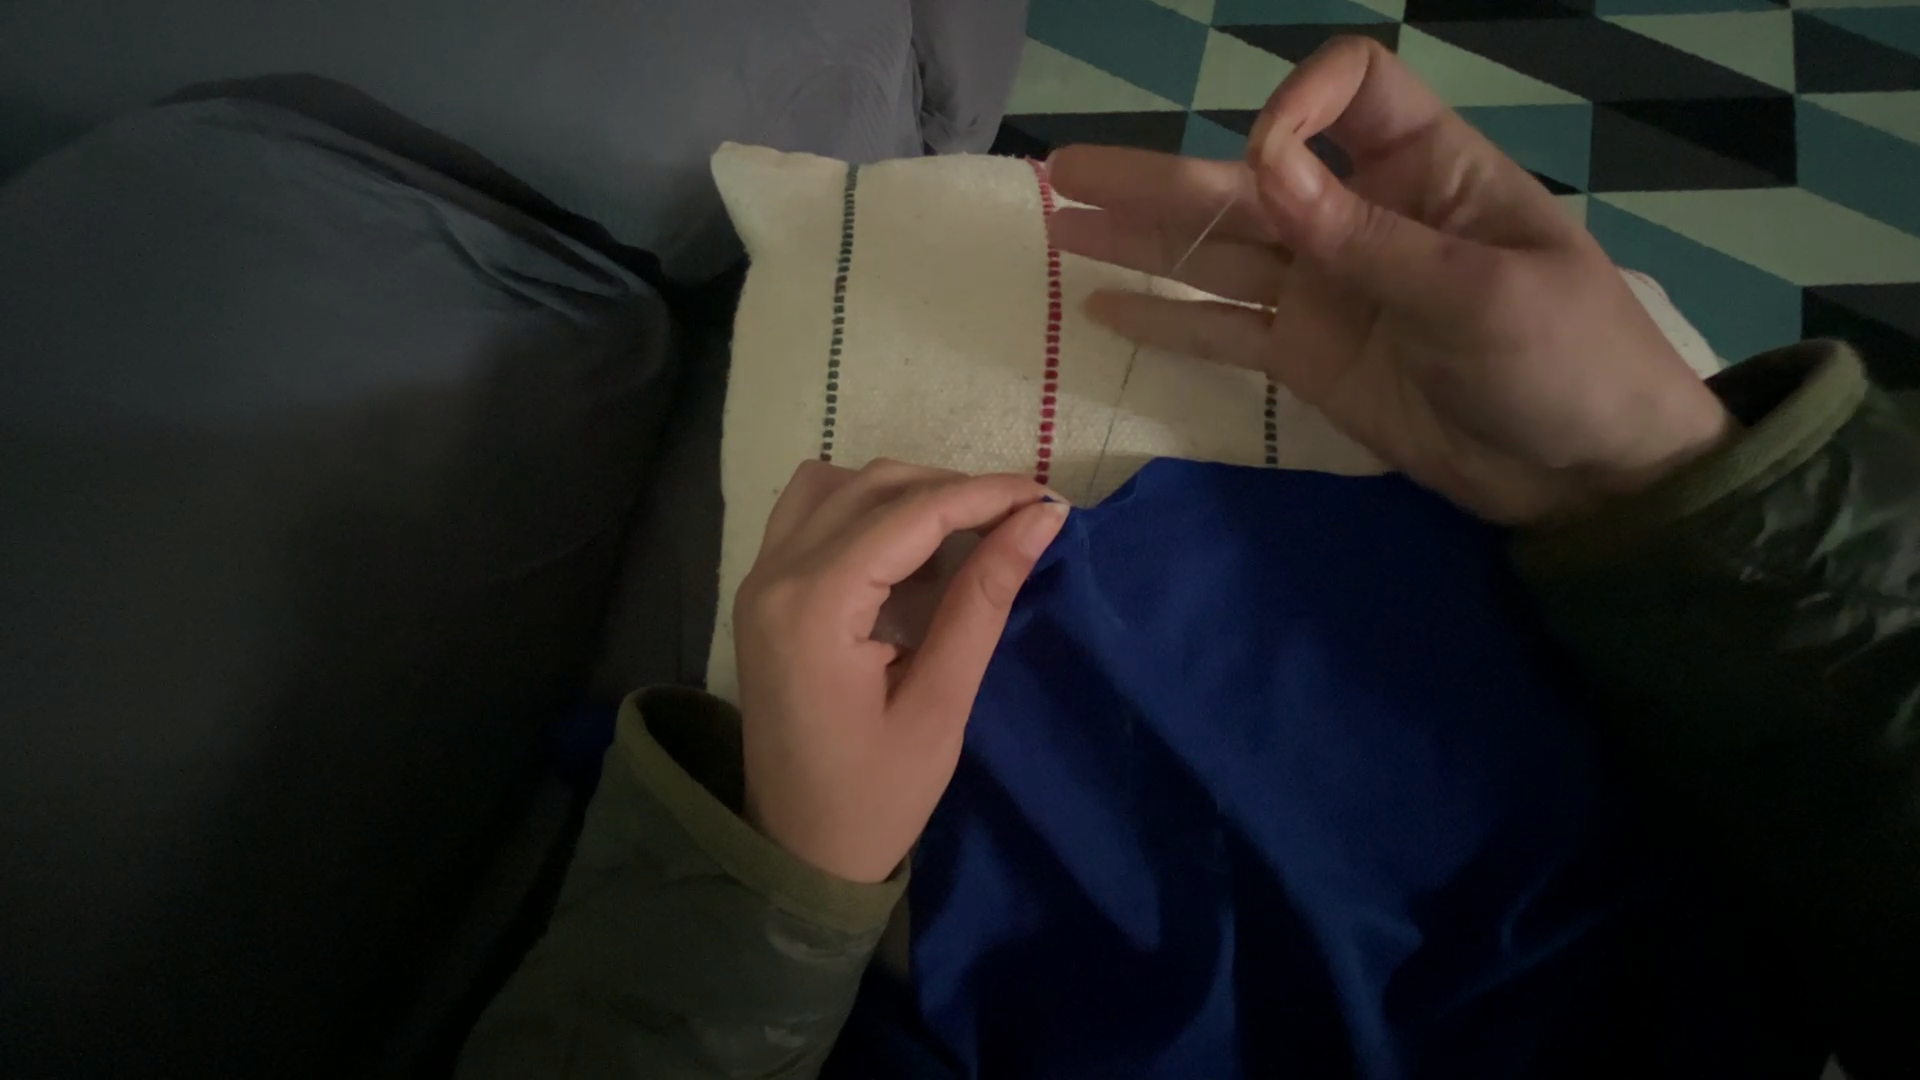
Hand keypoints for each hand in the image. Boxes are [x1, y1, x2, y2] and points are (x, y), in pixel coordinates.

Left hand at [733, 459, 1067, 883]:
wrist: (795, 851)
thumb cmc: (875, 799)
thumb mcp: (942, 705)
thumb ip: (983, 601)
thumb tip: (1039, 521)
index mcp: (814, 609)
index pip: (910, 514)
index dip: (985, 495)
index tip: (1046, 498)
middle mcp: (774, 575)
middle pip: (873, 486)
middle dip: (953, 491)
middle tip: (1017, 521)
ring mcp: (759, 577)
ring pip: (839, 485)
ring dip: (907, 493)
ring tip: (962, 533)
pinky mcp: (762, 588)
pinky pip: (812, 509)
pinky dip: (865, 507)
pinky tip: (903, 549)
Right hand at [1047, 36, 1730, 524]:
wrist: (1572, 470)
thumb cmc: (1564, 360)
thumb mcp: (1482, 290)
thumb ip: (1368, 236)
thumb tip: (1267, 169)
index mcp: (1422, 171)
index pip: (1350, 92)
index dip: (1295, 109)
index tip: (1264, 163)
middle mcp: (1355, 219)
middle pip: (1243, 181)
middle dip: (1153, 175)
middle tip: (1065, 172)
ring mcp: (1319, 291)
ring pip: (1213, 255)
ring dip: (1138, 240)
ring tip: (1062, 227)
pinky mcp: (1298, 356)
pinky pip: (1219, 331)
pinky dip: (1165, 321)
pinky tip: (1105, 308)